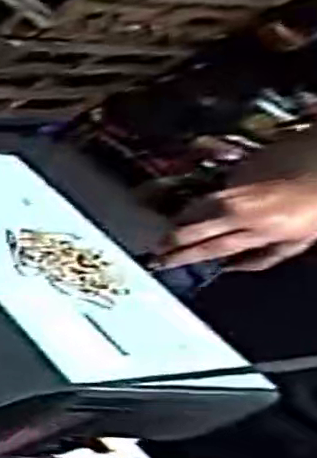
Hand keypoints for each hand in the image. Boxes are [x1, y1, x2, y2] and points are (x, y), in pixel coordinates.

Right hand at [155, 176, 316, 270]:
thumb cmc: (311, 220)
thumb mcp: (294, 244)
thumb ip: (260, 260)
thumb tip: (225, 268)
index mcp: (260, 232)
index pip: (210, 248)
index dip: (182, 257)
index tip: (161, 264)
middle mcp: (241, 215)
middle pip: (189, 232)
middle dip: (168, 244)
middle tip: (156, 252)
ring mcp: (233, 199)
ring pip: (186, 217)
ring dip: (174, 229)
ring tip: (170, 238)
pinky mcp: (229, 189)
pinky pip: (197, 205)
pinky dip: (186, 215)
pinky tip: (185, 222)